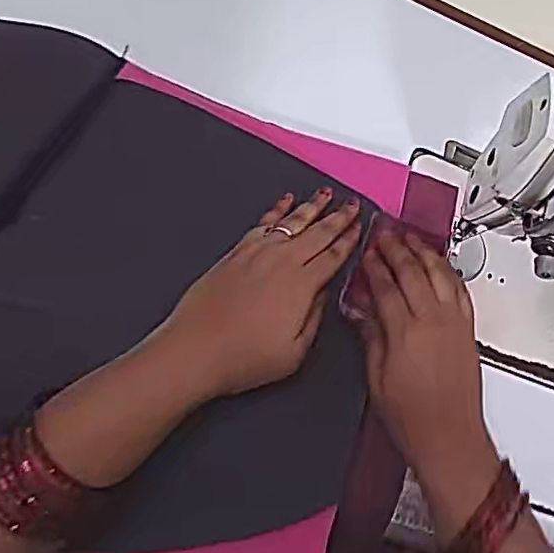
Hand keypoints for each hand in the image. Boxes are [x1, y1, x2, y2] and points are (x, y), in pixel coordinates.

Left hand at [162, 188, 362, 398]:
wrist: (194, 351)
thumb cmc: (242, 358)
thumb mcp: (294, 352)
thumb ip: (315, 317)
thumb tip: (324, 294)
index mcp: (302, 285)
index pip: (334, 255)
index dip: (349, 239)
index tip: (359, 227)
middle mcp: (283, 262)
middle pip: (319, 232)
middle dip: (339, 217)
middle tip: (351, 205)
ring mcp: (258, 253)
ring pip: (294, 221)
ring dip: (313, 206)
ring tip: (325, 194)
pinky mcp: (237, 252)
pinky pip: (265, 223)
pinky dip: (278, 210)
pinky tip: (286, 202)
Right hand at [356, 226, 497, 540]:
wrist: (450, 438)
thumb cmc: (413, 419)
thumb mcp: (377, 380)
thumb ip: (371, 338)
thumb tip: (361, 312)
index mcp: (405, 332)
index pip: (386, 286)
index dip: (375, 266)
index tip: (368, 254)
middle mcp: (432, 320)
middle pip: (412, 271)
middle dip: (396, 249)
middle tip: (386, 235)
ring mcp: (454, 321)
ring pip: (439, 272)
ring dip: (423, 251)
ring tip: (411, 239)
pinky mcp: (468, 328)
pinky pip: (459, 288)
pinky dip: (448, 270)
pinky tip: (441, 264)